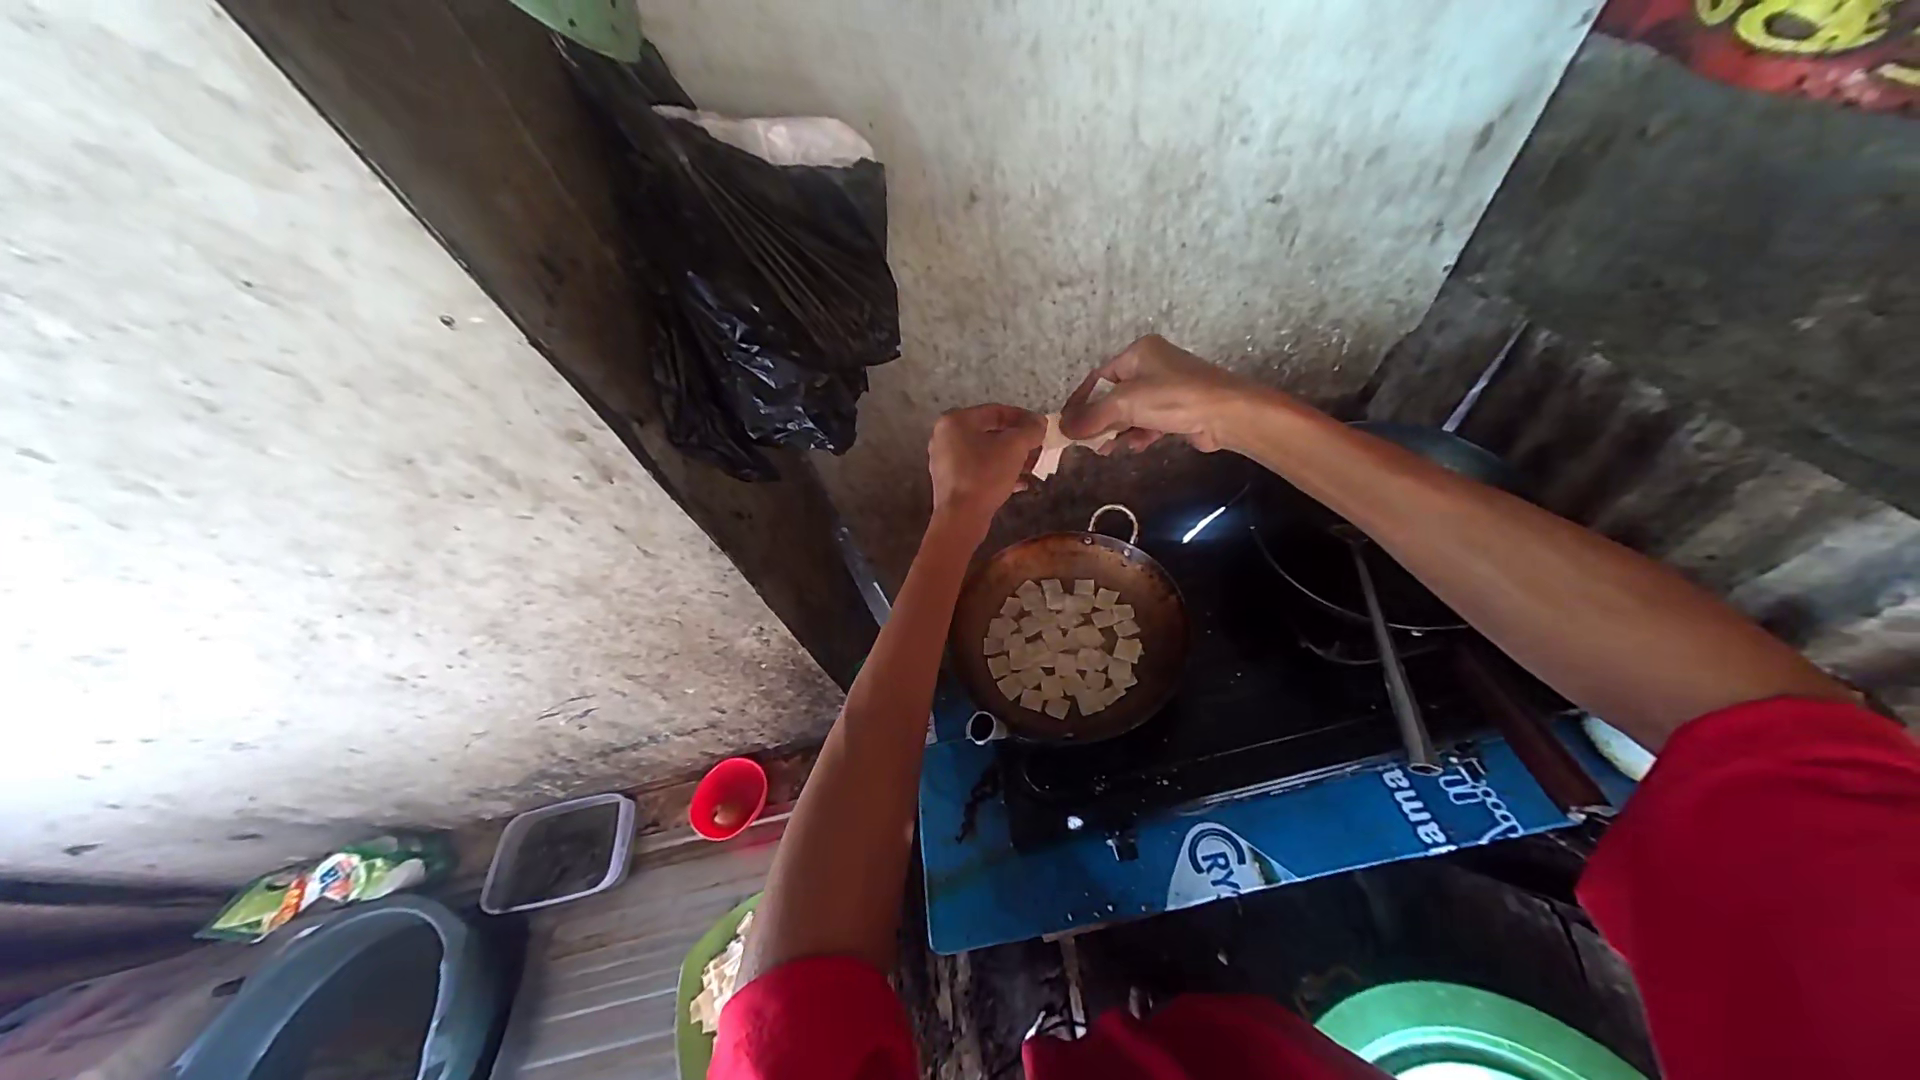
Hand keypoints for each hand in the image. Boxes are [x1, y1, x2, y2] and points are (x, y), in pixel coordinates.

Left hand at [928, 404, 1045, 525]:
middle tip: (1039, 448)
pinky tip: (1021, 483)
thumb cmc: (985, 475)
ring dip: (1012, 458)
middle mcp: (945, 437)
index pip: (996, 411)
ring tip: (1034, 466)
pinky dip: (1000, 472)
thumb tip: (1039, 423)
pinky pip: (979, 470)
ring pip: (986, 453)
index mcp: (956, 421)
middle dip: (1019, 441)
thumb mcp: (1014, 447)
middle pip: (991, 433)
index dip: (1023, 417)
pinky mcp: (951, 483)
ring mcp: (945, 461)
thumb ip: (1030, 429)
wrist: (961, 518)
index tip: (1041, 427)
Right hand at [1058, 335, 1271, 453]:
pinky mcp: (1178, 408)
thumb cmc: (1173, 398)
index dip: (1080, 401)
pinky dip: (1139, 434)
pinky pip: (1148, 421)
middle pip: (1113, 396)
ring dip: (1118, 431)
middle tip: (1087, 442)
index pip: (1098, 377)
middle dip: (1100, 421)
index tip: (1067, 424)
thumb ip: (1091, 416)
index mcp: (1138, 352)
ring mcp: (1167, 387)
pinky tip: (1135, 447)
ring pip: (1131, 412)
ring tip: (1107, 450)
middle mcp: (1152, 365)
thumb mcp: (1125, 404)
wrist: (1227, 413)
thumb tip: (1062, 428)